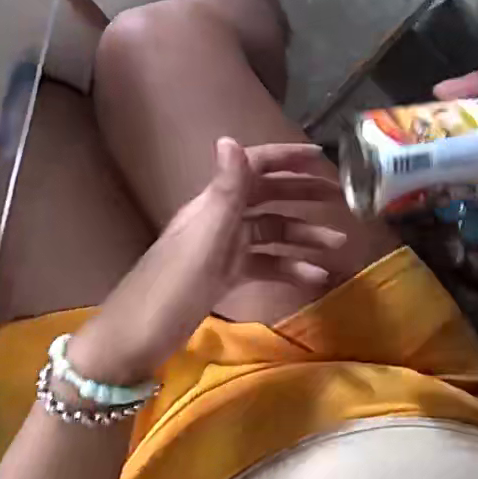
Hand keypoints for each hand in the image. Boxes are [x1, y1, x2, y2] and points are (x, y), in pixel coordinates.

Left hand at [70, 139, 347, 384]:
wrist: (135, 340)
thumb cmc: (172, 287)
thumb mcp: (204, 238)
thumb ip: (224, 191)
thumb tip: (230, 138)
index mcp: (212, 204)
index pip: (254, 168)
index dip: (286, 158)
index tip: (322, 157)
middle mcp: (219, 219)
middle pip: (268, 198)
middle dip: (304, 194)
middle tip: (342, 198)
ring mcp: (222, 250)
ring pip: (271, 234)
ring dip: (304, 236)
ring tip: (338, 244)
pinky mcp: (224, 277)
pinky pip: (264, 264)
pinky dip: (289, 268)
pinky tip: (314, 278)